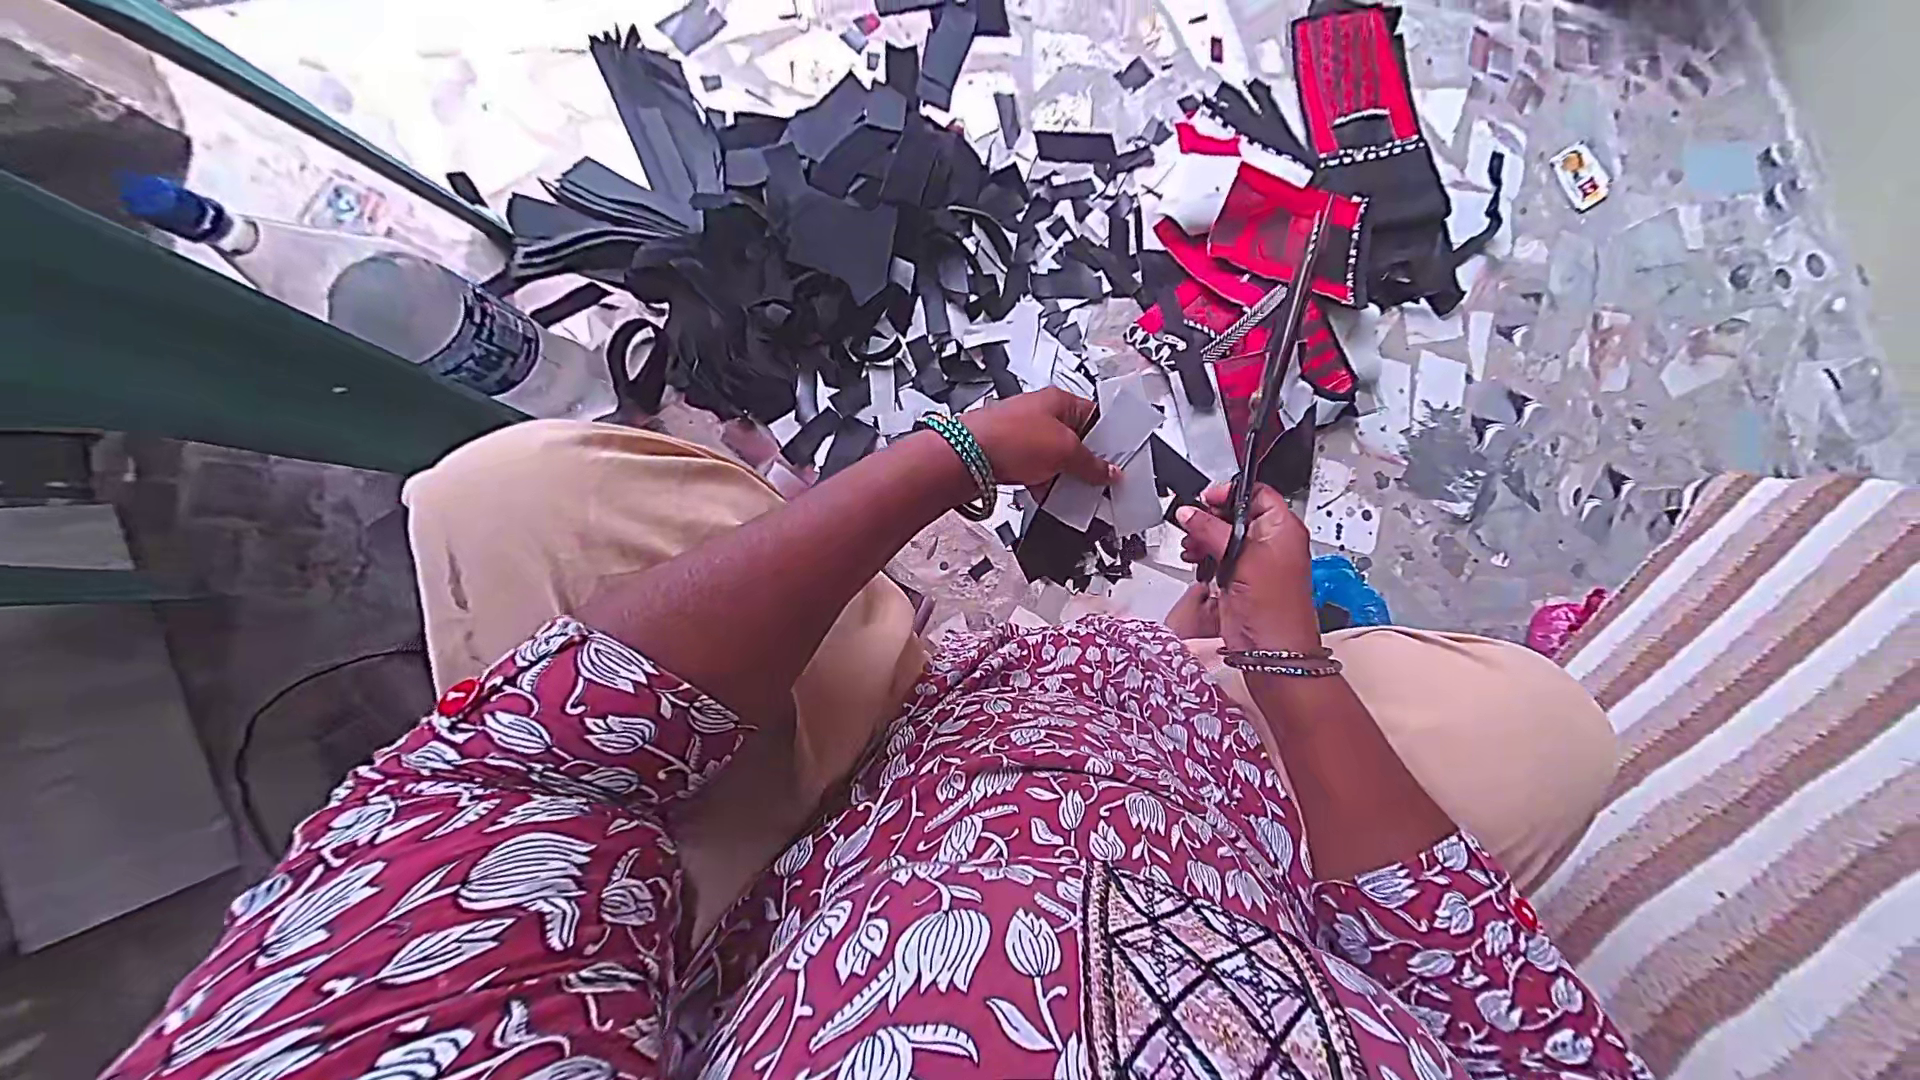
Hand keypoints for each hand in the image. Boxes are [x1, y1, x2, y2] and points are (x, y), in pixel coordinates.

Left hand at [962, 388, 1117, 488]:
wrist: (965, 457)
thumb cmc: (1007, 436)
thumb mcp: (1065, 451)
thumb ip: (1092, 464)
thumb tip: (1108, 472)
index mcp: (1059, 400)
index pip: (1096, 416)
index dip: (1110, 439)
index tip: (1117, 461)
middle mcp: (1040, 414)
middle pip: (1075, 441)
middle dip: (1085, 463)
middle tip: (1095, 480)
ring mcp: (1022, 435)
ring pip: (1054, 459)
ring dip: (1062, 476)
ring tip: (1069, 491)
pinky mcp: (1008, 456)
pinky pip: (1035, 472)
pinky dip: (1043, 484)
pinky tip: (1046, 495)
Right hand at [1174, 483, 1320, 652]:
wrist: (1269, 648)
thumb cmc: (1273, 607)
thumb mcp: (1240, 556)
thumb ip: (1211, 529)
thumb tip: (1189, 512)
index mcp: (1282, 528)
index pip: (1256, 494)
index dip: (1229, 494)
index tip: (1206, 500)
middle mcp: (1269, 541)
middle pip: (1235, 513)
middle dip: (1209, 517)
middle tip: (1192, 523)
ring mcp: (1253, 560)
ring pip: (1223, 534)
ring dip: (1202, 536)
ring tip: (1191, 544)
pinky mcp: (1239, 577)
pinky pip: (1218, 555)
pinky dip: (1203, 554)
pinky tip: (1194, 558)